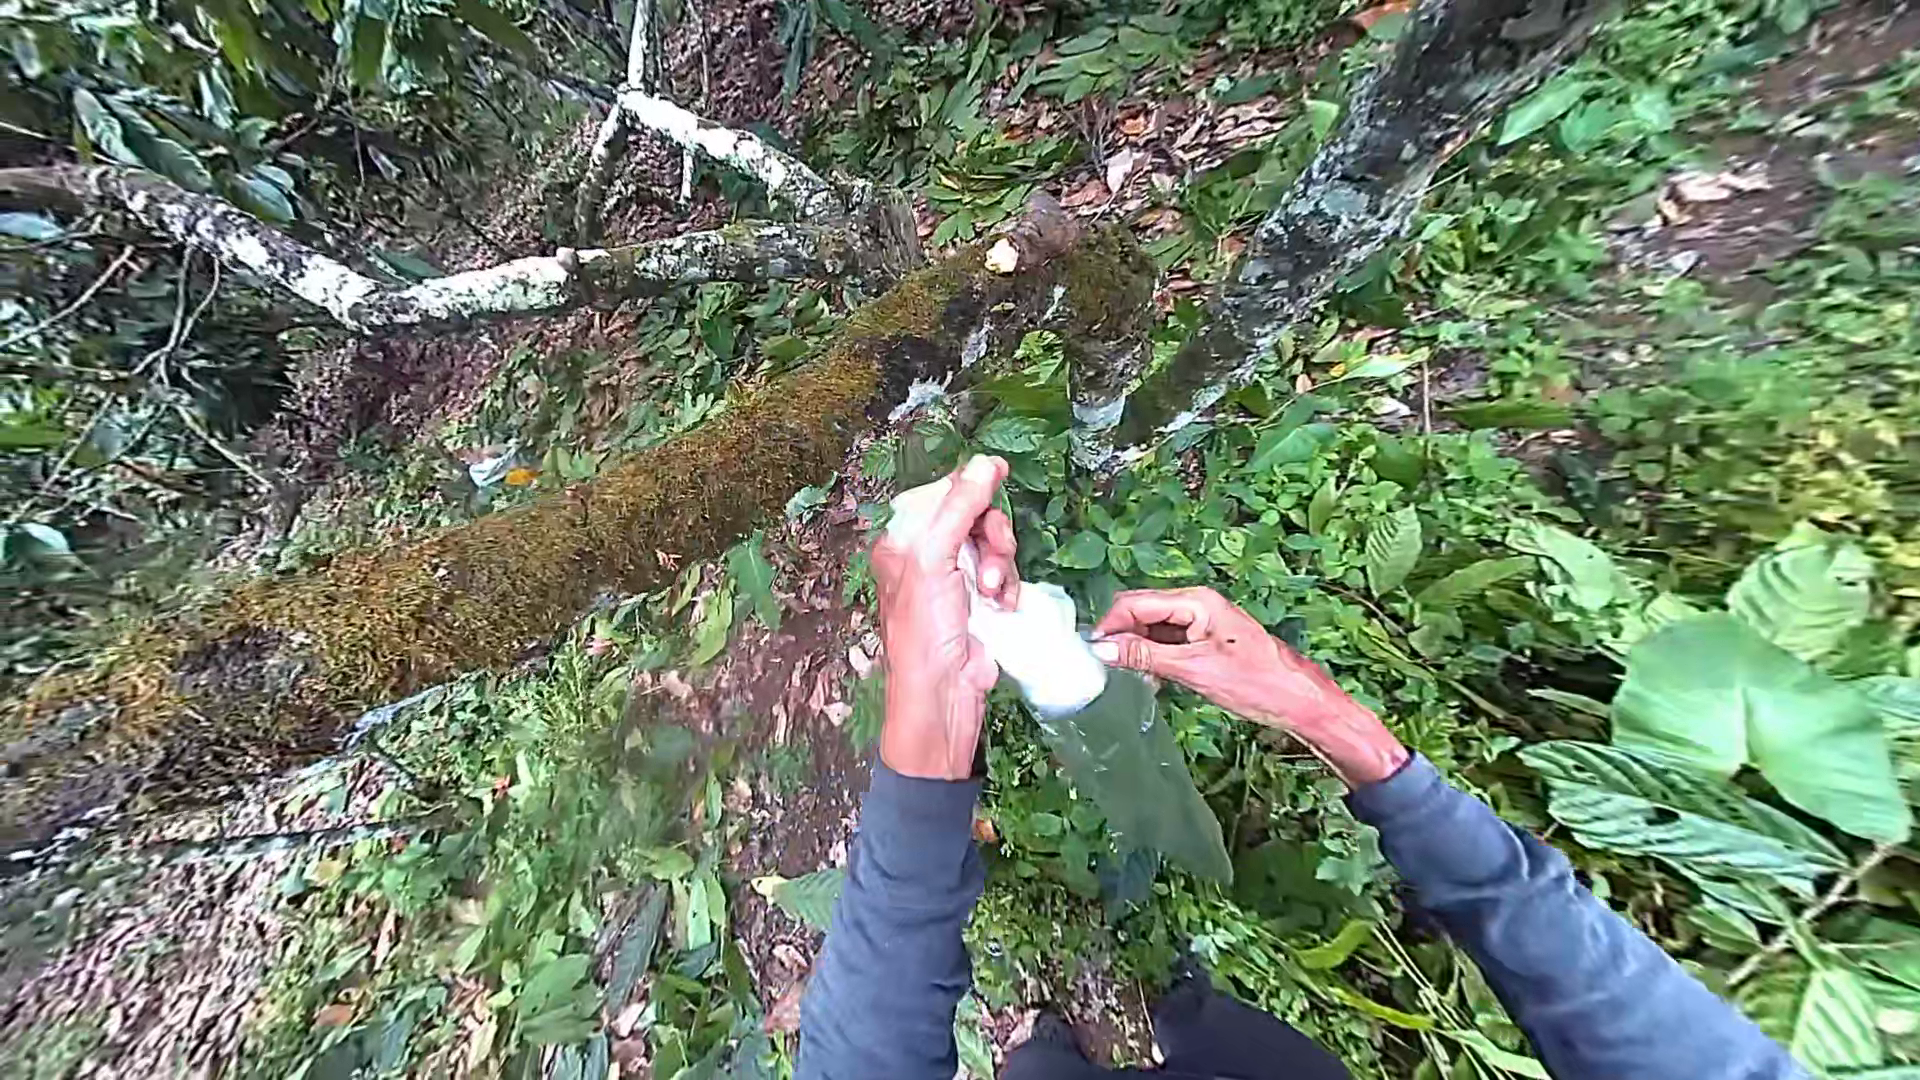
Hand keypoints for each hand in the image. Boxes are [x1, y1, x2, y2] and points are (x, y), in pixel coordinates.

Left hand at [870, 455, 1018, 780]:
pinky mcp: (979, 598)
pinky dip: (1007, 586)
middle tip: (993, 554)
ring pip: (993, 544)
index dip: (970, 488)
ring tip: (992, 591)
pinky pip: (1004, 572)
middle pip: (974, 516)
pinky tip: (1001, 605)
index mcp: (903, 539)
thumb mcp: (935, 560)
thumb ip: (960, 508)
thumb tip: (987, 462)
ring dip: (1001, 564)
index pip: (941, 494)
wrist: (943, 693)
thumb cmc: (924, 627)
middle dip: (990, 535)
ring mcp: (956, 576)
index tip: (998, 475)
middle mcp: (927, 553)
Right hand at [1091, 587, 1407, 785]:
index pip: (1136, 603)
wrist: (1301, 703)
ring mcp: (1199, 621)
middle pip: (1141, 611)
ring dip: (1136, 648)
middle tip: (1106, 664)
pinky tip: (1151, 677)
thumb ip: (1145, 656)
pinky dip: (1153, 656)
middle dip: (1121, 635)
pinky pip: (1166, 640)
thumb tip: (1101, 648)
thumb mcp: (1193, 669)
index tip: (1091, 650)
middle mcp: (1194, 604)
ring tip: (1131, 675)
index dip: (1110, 624)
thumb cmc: (1254, 682)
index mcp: (1194, 601)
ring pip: (1151, 627)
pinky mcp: (1202, 639)